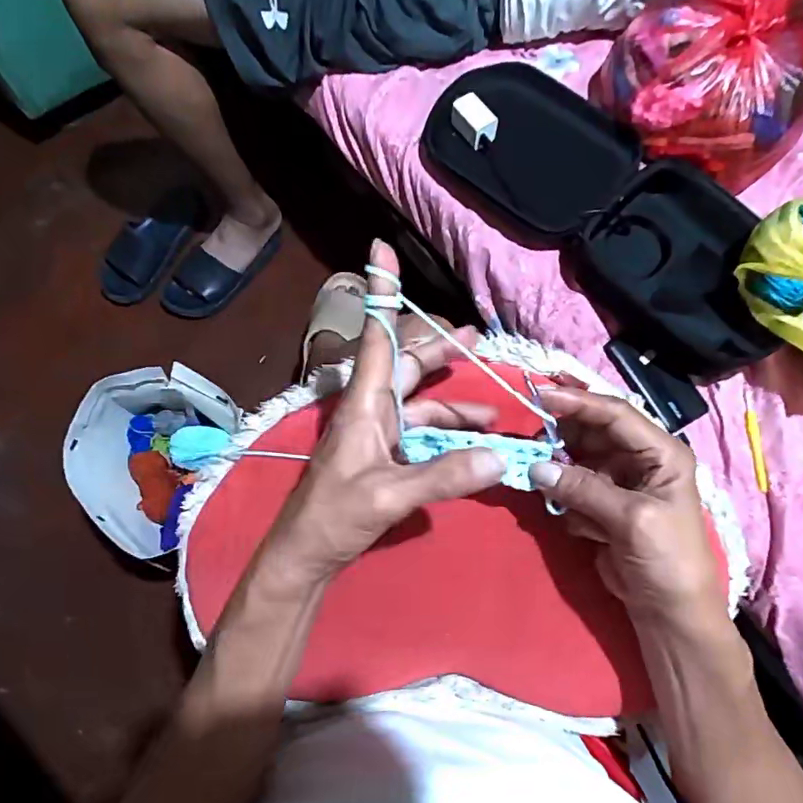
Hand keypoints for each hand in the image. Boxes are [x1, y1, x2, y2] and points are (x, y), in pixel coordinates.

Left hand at [257, 242, 504, 583]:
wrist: (306, 554)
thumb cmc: (334, 516)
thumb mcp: (390, 496)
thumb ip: (443, 475)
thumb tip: (497, 457)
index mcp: (365, 405)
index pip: (378, 337)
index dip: (382, 292)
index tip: (380, 248)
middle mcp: (370, 411)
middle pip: (407, 366)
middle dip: (438, 350)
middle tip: (474, 338)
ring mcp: (376, 436)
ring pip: (419, 405)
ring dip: (453, 405)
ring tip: (492, 411)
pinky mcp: (382, 458)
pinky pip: (420, 435)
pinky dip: (446, 436)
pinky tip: (471, 446)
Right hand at [527, 388, 725, 624]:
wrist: (669, 610)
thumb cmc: (667, 559)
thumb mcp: (631, 519)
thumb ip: (584, 489)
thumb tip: (536, 467)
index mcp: (661, 453)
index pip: (615, 414)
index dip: (578, 402)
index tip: (540, 396)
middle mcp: (640, 460)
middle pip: (592, 433)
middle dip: (563, 437)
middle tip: (532, 443)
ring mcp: (618, 483)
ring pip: (577, 461)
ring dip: (561, 473)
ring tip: (548, 487)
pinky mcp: (601, 506)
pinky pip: (572, 489)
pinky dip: (567, 502)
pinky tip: (582, 528)